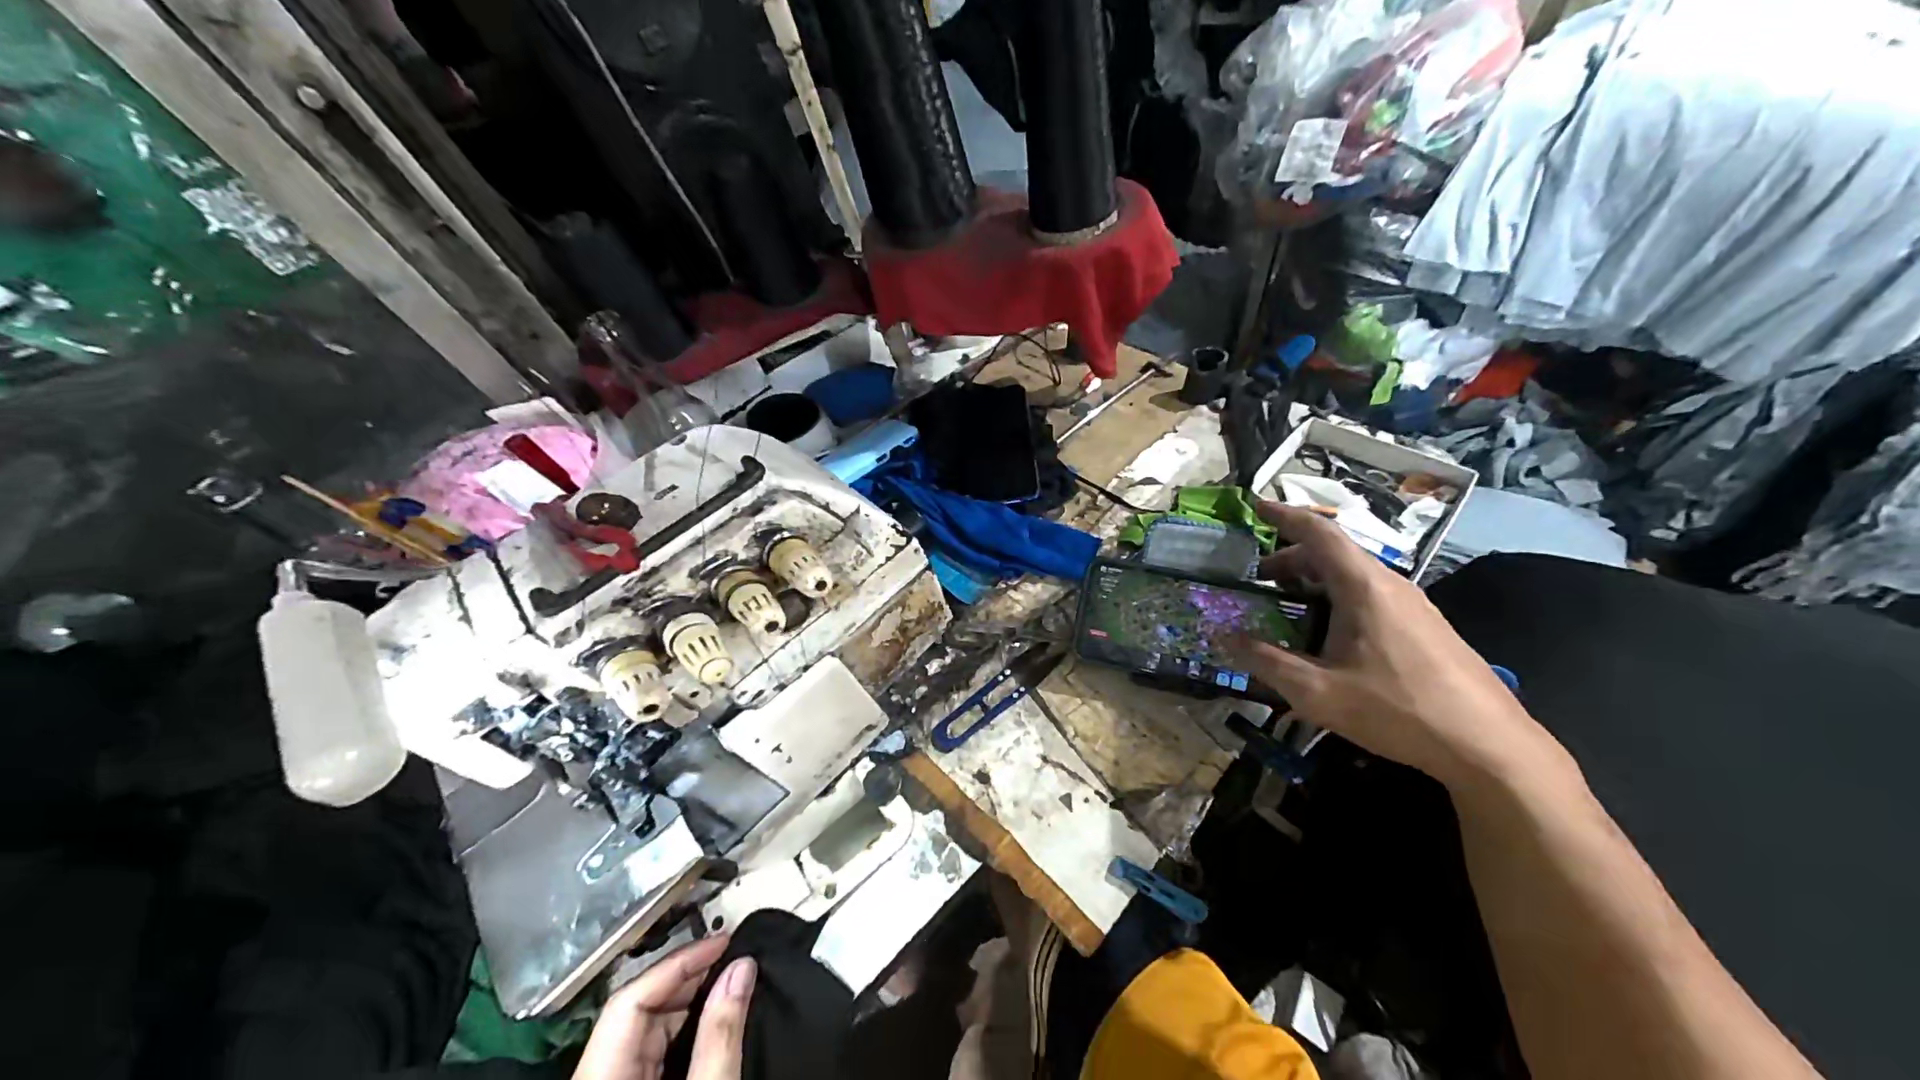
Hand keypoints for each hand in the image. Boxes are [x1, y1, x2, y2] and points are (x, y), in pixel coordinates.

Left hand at [572, 935, 755, 1079]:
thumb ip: (721, 1035)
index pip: (630, 998)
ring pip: (642, 1031)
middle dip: (686, 979)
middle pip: (635, 1010)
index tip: (719, 943)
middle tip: (730, 960)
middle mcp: (596, 1078)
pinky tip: (709, 1024)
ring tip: (727, 986)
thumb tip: (741, 970)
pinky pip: (647, 1054)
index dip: (677, 963)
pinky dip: (681, 1032)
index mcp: (601, 1077)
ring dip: (687, 1004)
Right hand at [1227, 500, 1570, 789]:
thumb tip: (1222, 637)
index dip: (1284, 515)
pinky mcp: (1426, 626)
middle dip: (1291, 556)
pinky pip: (1371, 594)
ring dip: (1315, 578)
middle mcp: (1390, 585)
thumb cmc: (1397, 710)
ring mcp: (1414, 605)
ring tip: (1288, 604)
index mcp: (1363, 587)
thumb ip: (1264, 661)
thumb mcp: (1316, 692)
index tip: (1255, 506)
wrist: (1489, 746)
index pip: (1319, 532)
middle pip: (1334, 552)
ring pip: (1354, 574)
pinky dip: (1338, 596)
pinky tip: (1329, 633)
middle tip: (1259, 578)